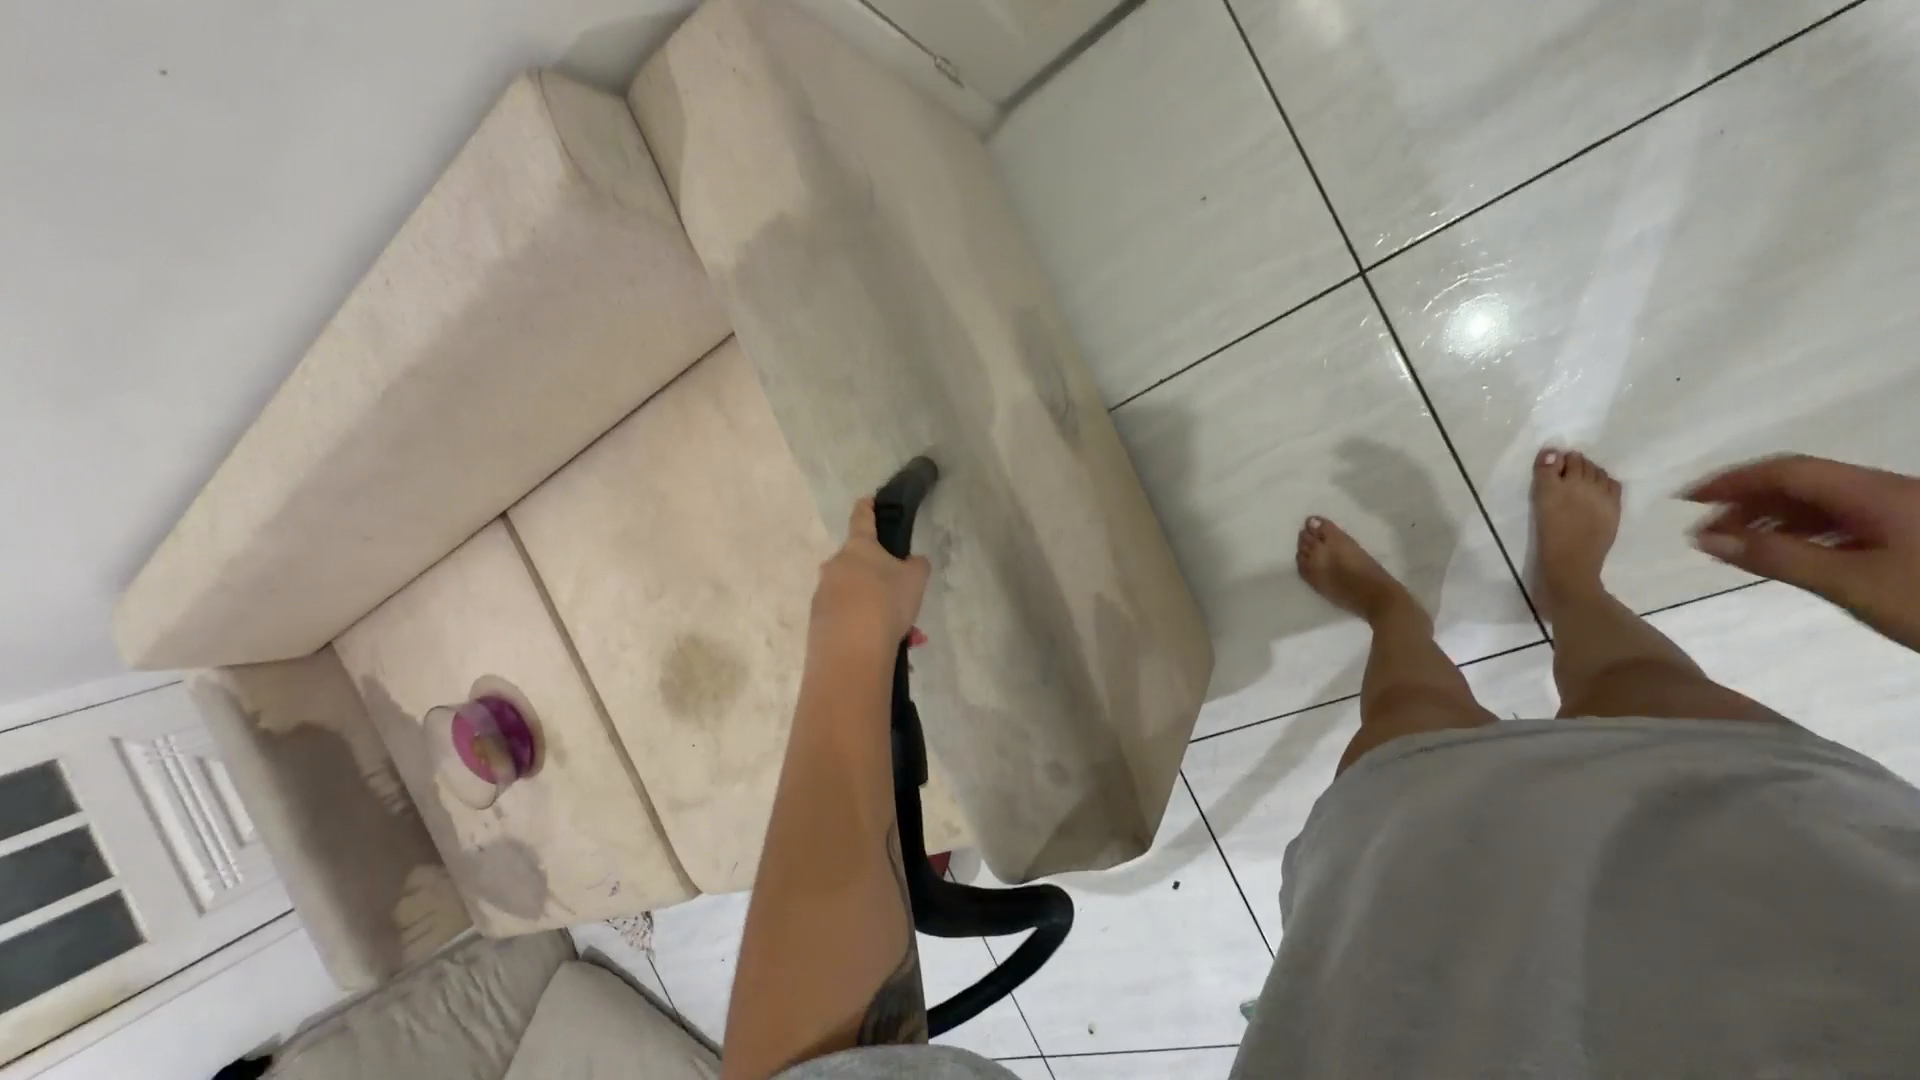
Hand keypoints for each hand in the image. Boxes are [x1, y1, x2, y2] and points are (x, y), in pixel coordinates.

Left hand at [809, 498, 931, 655]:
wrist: (851, 649)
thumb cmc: (886, 602)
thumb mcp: (915, 580)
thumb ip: (916, 565)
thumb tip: (910, 562)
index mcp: (858, 547)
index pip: (862, 519)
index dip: (867, 508)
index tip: (868, 500)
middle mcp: (835, 565)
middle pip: (855, 561)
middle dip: (875, 574)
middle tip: (898, 595)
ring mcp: (822, 592)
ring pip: (852, 593)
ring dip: (871, 604)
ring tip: (897, 629)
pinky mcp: (817, 620)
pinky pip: (844, 616)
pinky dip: (861, 625)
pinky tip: (879, 643)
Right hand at [1683, 454, 1919, 651]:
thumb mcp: (1851, 583)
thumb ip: (1776, 557)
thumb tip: (1707, 538)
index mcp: (1875, 494)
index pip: (1787, 471)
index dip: (1732, 480)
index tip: (1685, 500)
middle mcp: (1891, 493)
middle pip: (1805, 483)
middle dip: (1748, 502)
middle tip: (1707, 532)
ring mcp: (1908, 515)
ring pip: (1826, 504)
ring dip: (1775, 519)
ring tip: (1739, 546)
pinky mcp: (1917, 538)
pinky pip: (1849, 522)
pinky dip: (1806, 533)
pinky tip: (1791, 555)